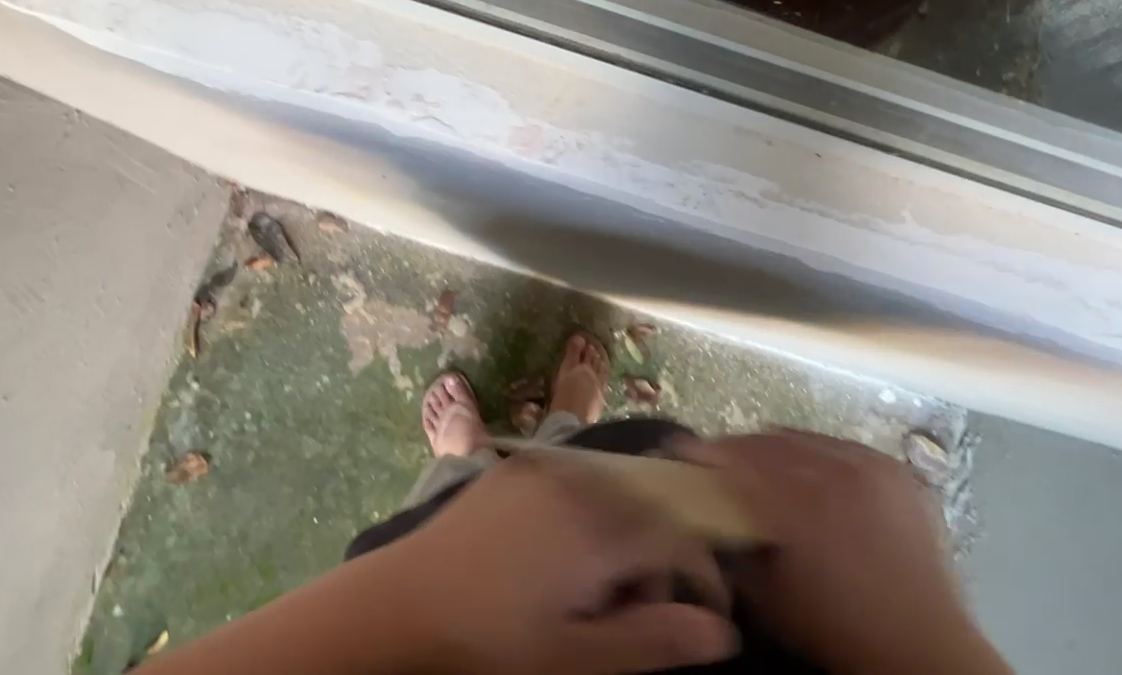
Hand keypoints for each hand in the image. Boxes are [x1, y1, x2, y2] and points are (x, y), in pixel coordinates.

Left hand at [374, 451, 738, 674]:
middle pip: (652, 509)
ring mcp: (546, 467)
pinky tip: (566, 556)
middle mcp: (579, 480)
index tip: (708, 618)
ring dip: (626, 536)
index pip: (682, 537)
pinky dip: (593, 513)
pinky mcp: (519, 468)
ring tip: (597, 590)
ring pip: (618, 492)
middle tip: (632, 613)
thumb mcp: (575, 656)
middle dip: (658, 560)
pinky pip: (580, 481)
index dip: (704, 578)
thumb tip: (722, 633)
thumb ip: (653, 639)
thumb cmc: (492, 642)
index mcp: (599, 524)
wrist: (399, 606)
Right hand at [678, 429, 1009, 674]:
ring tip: (764, 463)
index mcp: (801, 500)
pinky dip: (821, 454)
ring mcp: (873, 465)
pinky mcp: (899, 471)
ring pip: (807, 439)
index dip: (705, 451)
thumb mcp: (770, 596)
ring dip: (778, 447)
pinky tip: (814, 473)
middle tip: (720, 459)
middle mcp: (837, 470)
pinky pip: (845, 447)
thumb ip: (735, 549)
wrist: (925, 647)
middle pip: (770, 440)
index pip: (738, 457)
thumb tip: (707, 518)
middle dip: (739, 447)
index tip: (682, 451)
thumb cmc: (838, 628)